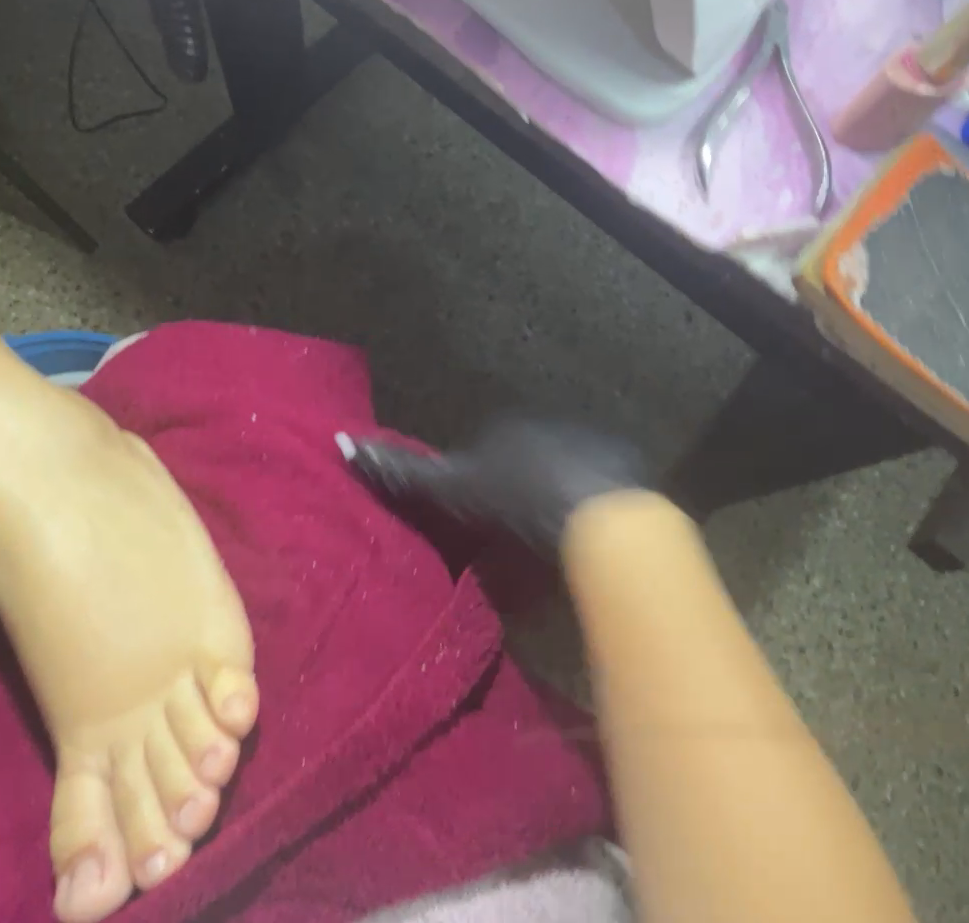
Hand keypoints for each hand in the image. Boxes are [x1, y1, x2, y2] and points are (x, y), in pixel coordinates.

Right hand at [342, 418, 649, 555]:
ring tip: (542, 540)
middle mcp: (551, 429)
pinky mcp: (626, 480)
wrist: (597, 517)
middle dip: (513, 485)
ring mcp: (592, 450)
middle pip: (523, 459)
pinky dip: (585, 512)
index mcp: (508, 428)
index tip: (466, 514)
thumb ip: (401, 473)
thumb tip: (342, 443)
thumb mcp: (450, 489)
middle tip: (503, 530)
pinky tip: (580, 540)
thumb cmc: (515, 497)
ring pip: (560, 474)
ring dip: (550, 498)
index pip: (480, 448)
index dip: (470, 482)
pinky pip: (595, 496)